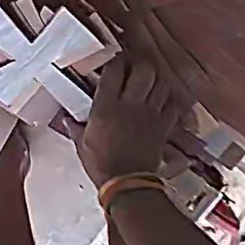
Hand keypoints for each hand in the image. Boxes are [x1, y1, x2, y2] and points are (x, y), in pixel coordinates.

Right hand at [76, 56, 184, 186]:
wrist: (127, 184)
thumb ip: (76, 128)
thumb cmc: (103, 165)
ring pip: (161, 83)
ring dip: (156, 77)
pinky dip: (173, 98)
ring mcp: (150, 114)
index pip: (115, 71)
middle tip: (135, 63)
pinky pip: (175, 104)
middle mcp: (130, 106)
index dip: (116, 60)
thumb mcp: (82, 144)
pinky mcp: (163, 126)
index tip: (114, 60)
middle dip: (140, 62)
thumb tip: (69, 120)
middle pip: (144, 70)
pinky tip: (165, 98)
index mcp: (107, 107)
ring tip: (150, 78)